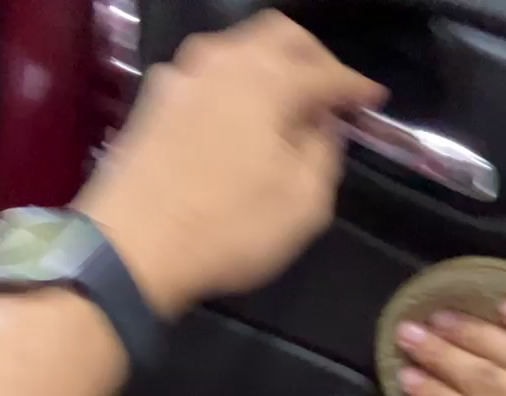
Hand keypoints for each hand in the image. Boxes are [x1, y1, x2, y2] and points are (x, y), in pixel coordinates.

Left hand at [73, 12, 384, 318]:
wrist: (132, 247)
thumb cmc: (227, 228)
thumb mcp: (302, 204)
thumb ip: (324, 156)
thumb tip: (323, 129)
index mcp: (268, 79)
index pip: (326, 72)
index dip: (355, 86)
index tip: (372, 100)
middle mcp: (223, 61)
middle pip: (278, 37)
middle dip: (313, 59)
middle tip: (330, 91)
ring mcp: (181, 78)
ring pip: (237, 52)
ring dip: (269, 69)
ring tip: (285, 103)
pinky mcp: (152, 104)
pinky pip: (205, 80)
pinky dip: (232, 89)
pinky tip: (235, 120)